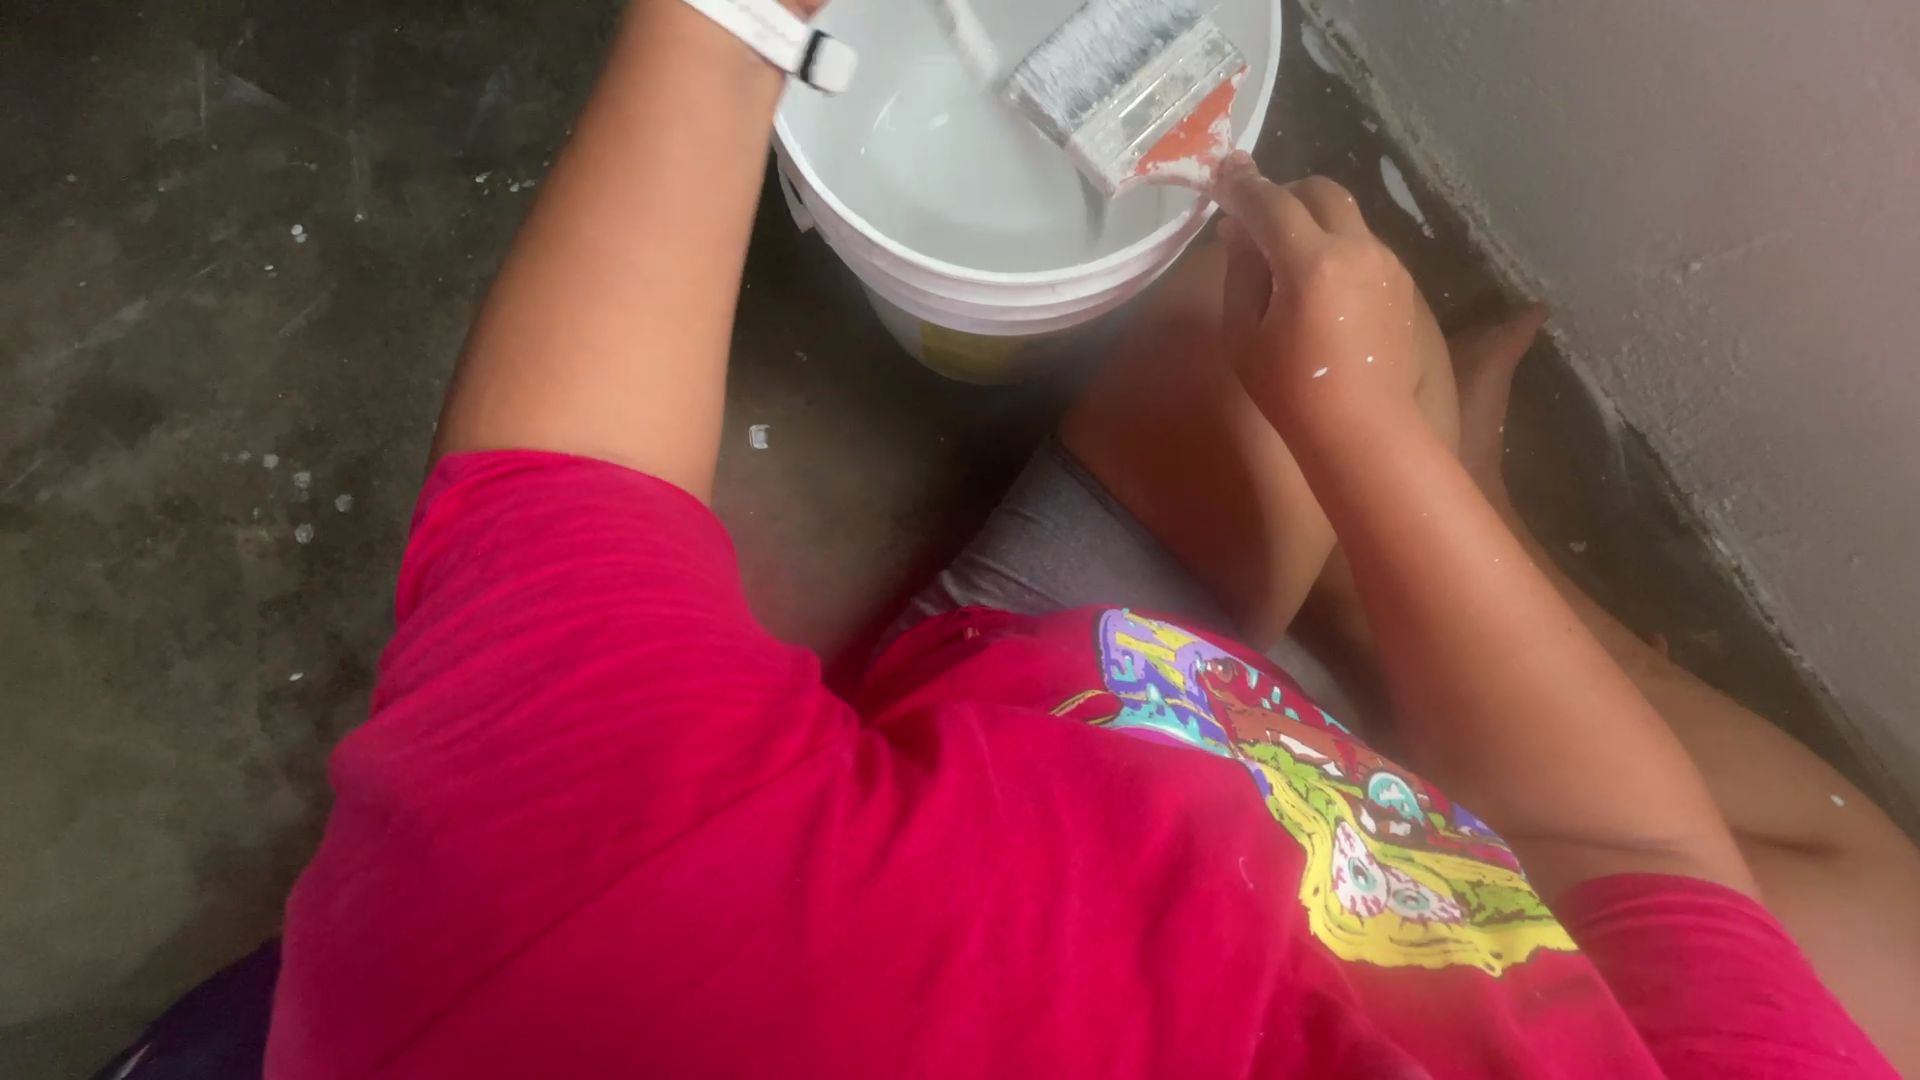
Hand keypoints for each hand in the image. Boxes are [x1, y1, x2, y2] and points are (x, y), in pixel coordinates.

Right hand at [1211, 153, 1423, 447]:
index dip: (1242, 187)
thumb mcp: (1242, 335)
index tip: (1221, 175)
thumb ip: (1241, 273)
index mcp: (1311, 262)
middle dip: (1283, 193)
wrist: (1361, 427)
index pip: (1271, 204)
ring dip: (1310, 220)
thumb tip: (1239, 231)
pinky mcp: (1399, 281)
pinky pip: (1361, 244)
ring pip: (1345, 215)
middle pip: (1320, 191)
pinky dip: (1332, 246)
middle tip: (1253, 216)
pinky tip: (1315, 285)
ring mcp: (1385, 262)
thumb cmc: (1288, 389)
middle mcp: (1356, 248)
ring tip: (1282, 257)